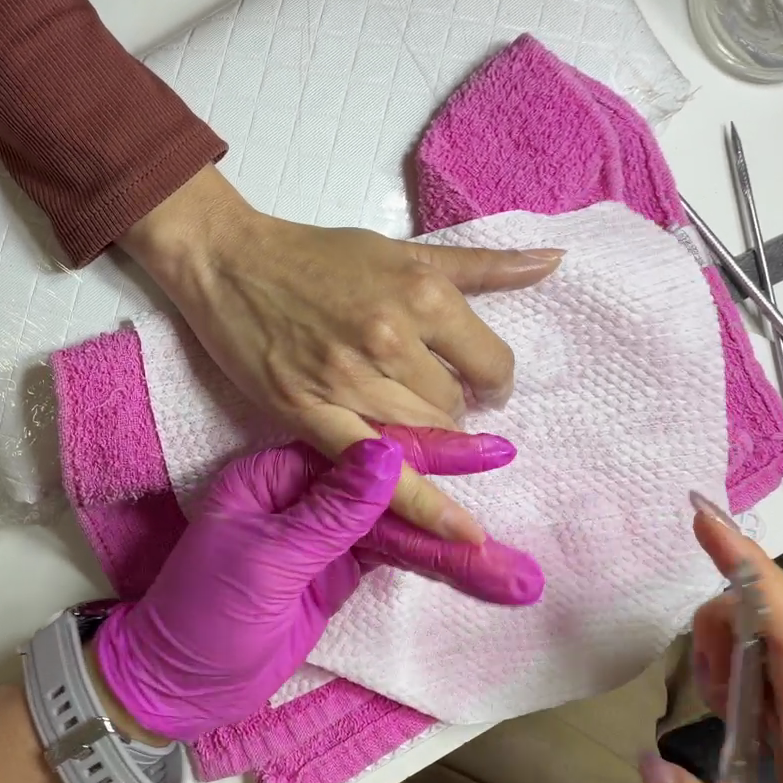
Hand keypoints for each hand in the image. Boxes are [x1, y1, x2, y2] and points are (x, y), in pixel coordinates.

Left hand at [94, 432, 541, 741]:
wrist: (179, 682)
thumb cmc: (206, 613)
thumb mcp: (268, 560)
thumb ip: (331, 511)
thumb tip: (389, 453)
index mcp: (275, 474)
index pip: (358, 452)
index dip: (423, 452)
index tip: (487, 448)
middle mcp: (303, 493)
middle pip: (388, 490)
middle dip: (451, 506)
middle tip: (516, 500)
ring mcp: (323, 534)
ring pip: (398, 529)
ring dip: (453, 549)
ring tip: (515, 570)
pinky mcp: (336, 569)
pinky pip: (392, 558)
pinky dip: (433, 566)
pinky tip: (479, 571)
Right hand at [120, 166, 560, 544]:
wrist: (230, 263)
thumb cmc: (313, 254)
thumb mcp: (401, 251)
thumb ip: (480, 265)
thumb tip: (552, 263)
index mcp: (423, 295)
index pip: (491, 365)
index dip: (488, 379)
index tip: (470, 379)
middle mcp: (394, 340)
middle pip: (454, 408)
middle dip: (445, 406)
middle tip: (413, 391)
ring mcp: (351, 381)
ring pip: (422, 437)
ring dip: (418, 435)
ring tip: (388, 414)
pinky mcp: (310, 413)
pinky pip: (377, 468)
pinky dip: (422, 503)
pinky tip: (463, 531)